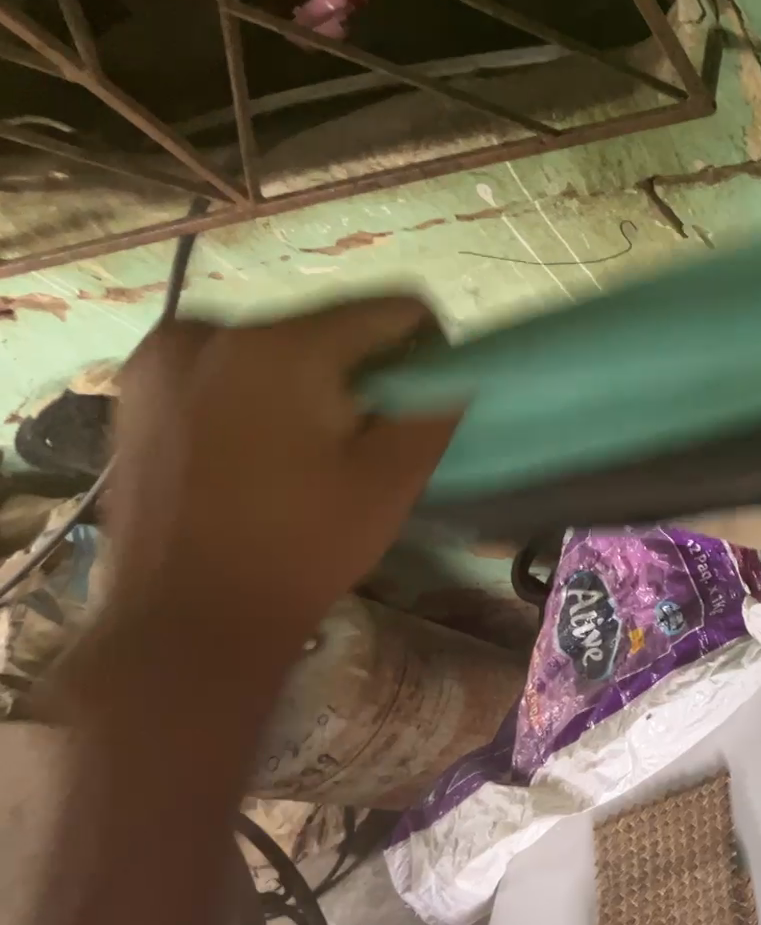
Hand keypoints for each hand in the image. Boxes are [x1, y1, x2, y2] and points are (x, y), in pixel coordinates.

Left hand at [104, 296, 460, 659]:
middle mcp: (213, 331)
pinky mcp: (140, 388)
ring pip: (286, 344)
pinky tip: (274, 446)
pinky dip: (271, 390)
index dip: (432, 348)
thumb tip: (457, 369)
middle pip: (336, 324)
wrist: (190, 616)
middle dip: (370, 367)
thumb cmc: (307, 542)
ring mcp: (164, 358)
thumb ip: (439, 402)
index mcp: (282, 346)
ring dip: (321, 379)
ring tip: (324, 443)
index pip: (395, 309)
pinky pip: (236, 364)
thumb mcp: (399, 471)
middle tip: (375, 431)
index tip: (429, 399)